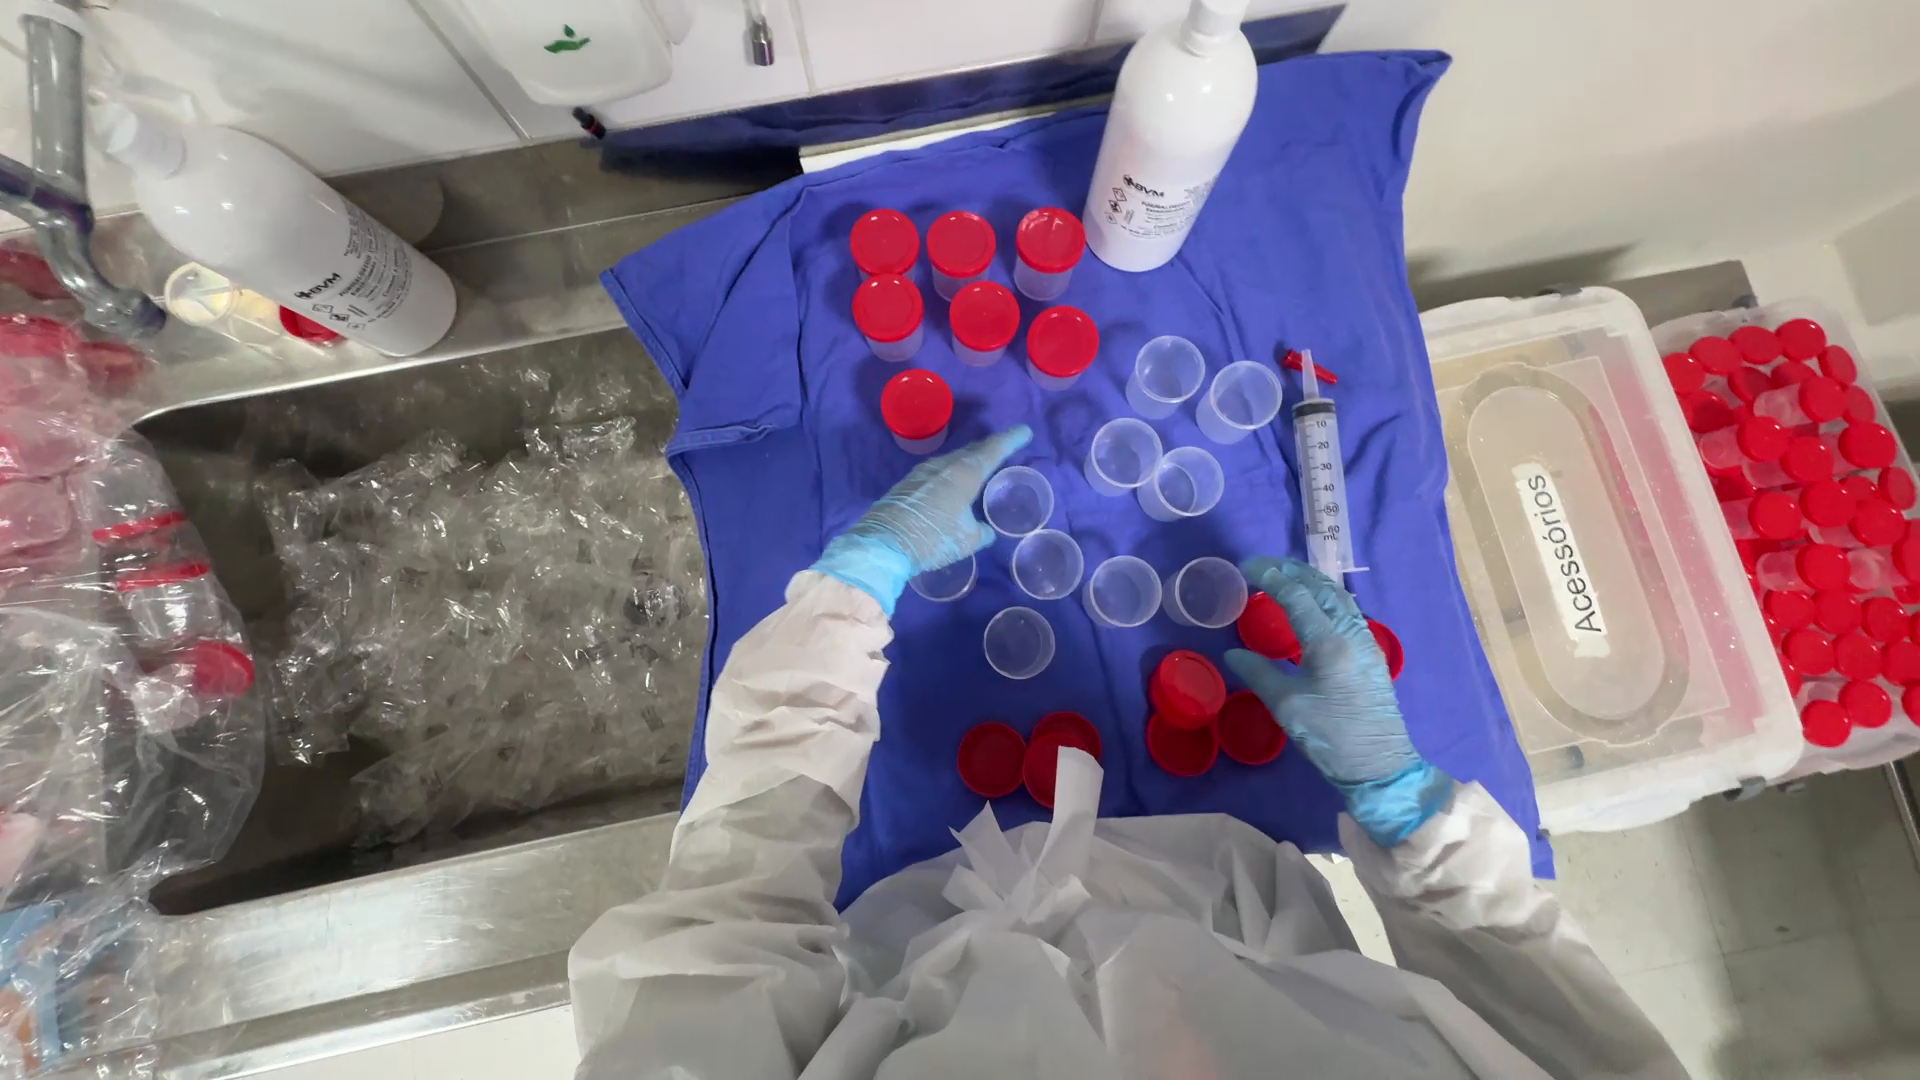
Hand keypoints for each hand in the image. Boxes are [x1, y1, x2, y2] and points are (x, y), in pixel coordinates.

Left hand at [812, 426, 1032, 614]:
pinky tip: (952, 484)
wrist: (884, 545)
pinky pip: (938, 472)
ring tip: (980, 466)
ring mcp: (922, 472)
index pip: (993, 449)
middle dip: (990, 448)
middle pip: (972, 451)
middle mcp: (944, 466)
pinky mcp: (908, 484)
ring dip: (968, 460)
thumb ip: (983, 531)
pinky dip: (951, 473)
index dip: (1011, 440)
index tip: (1024, 431)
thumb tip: (985, 529)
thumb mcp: (968, 540)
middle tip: (1004, 448)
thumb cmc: (933, 539)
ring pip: (953, 460)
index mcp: (964, 473)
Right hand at [1223, 556, 1452, 846]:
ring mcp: (1365, 640)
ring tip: (1281, 574)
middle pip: (1320, 587)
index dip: (1270, 577)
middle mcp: (1351, 633)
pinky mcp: (1369, 651)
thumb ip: (1258, 673)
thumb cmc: (1331, 737)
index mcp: (1329, 644)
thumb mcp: (1286, 707)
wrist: (1380, 766)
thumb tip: (1233, 653)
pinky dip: (1321, 594)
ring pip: (1336, 595)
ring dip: (1308, 579)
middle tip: (1259, 564)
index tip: (1245, 569)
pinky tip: (1308, 600)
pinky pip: (1344, 608)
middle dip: (1289, 570)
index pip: (1296, 596)